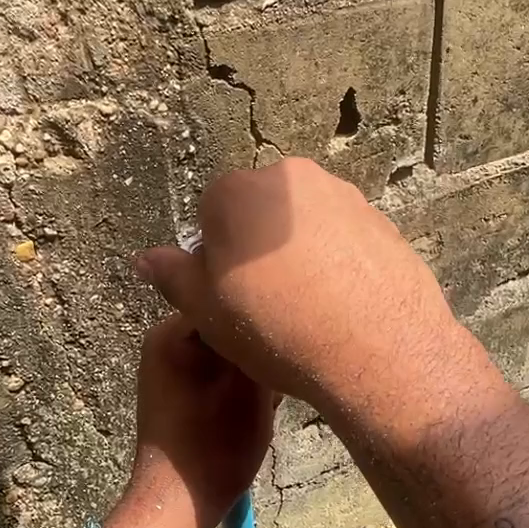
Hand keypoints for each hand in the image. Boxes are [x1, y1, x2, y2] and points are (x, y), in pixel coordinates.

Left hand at [124, 313, 274, 527]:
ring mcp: (169, 368)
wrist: (179, 502)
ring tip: (274, 393)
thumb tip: (279, 313)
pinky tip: (260, 409)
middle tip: (287, 370)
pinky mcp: (178, 393)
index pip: (228, 296)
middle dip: (260, 345)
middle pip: (230, 323)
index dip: (266, 314)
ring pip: (230, 349)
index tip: (293, 335)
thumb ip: (259, 341)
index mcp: (172, 331)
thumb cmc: (216, 444)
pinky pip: (219, 372)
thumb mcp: (250, 386)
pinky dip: (242, 385)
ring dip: (255, 366)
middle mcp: (164, 341)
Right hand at [132, 158, 474, 423]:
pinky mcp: (383, 221)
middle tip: (270, 307)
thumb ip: (173, 277)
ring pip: (304, 227)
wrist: (376, 349)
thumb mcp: (207, 311)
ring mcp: (344, 195)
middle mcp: (292, 177)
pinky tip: (343, 307)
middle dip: (259, 252)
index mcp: (237, 190)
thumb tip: (145, 259)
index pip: (210, 218)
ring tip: (309, 312)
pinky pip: (345, 240)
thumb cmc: (276, 329)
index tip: (233, 300)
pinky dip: (338, 265)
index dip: (217, 263)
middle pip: (260, 216)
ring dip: (300, 258)